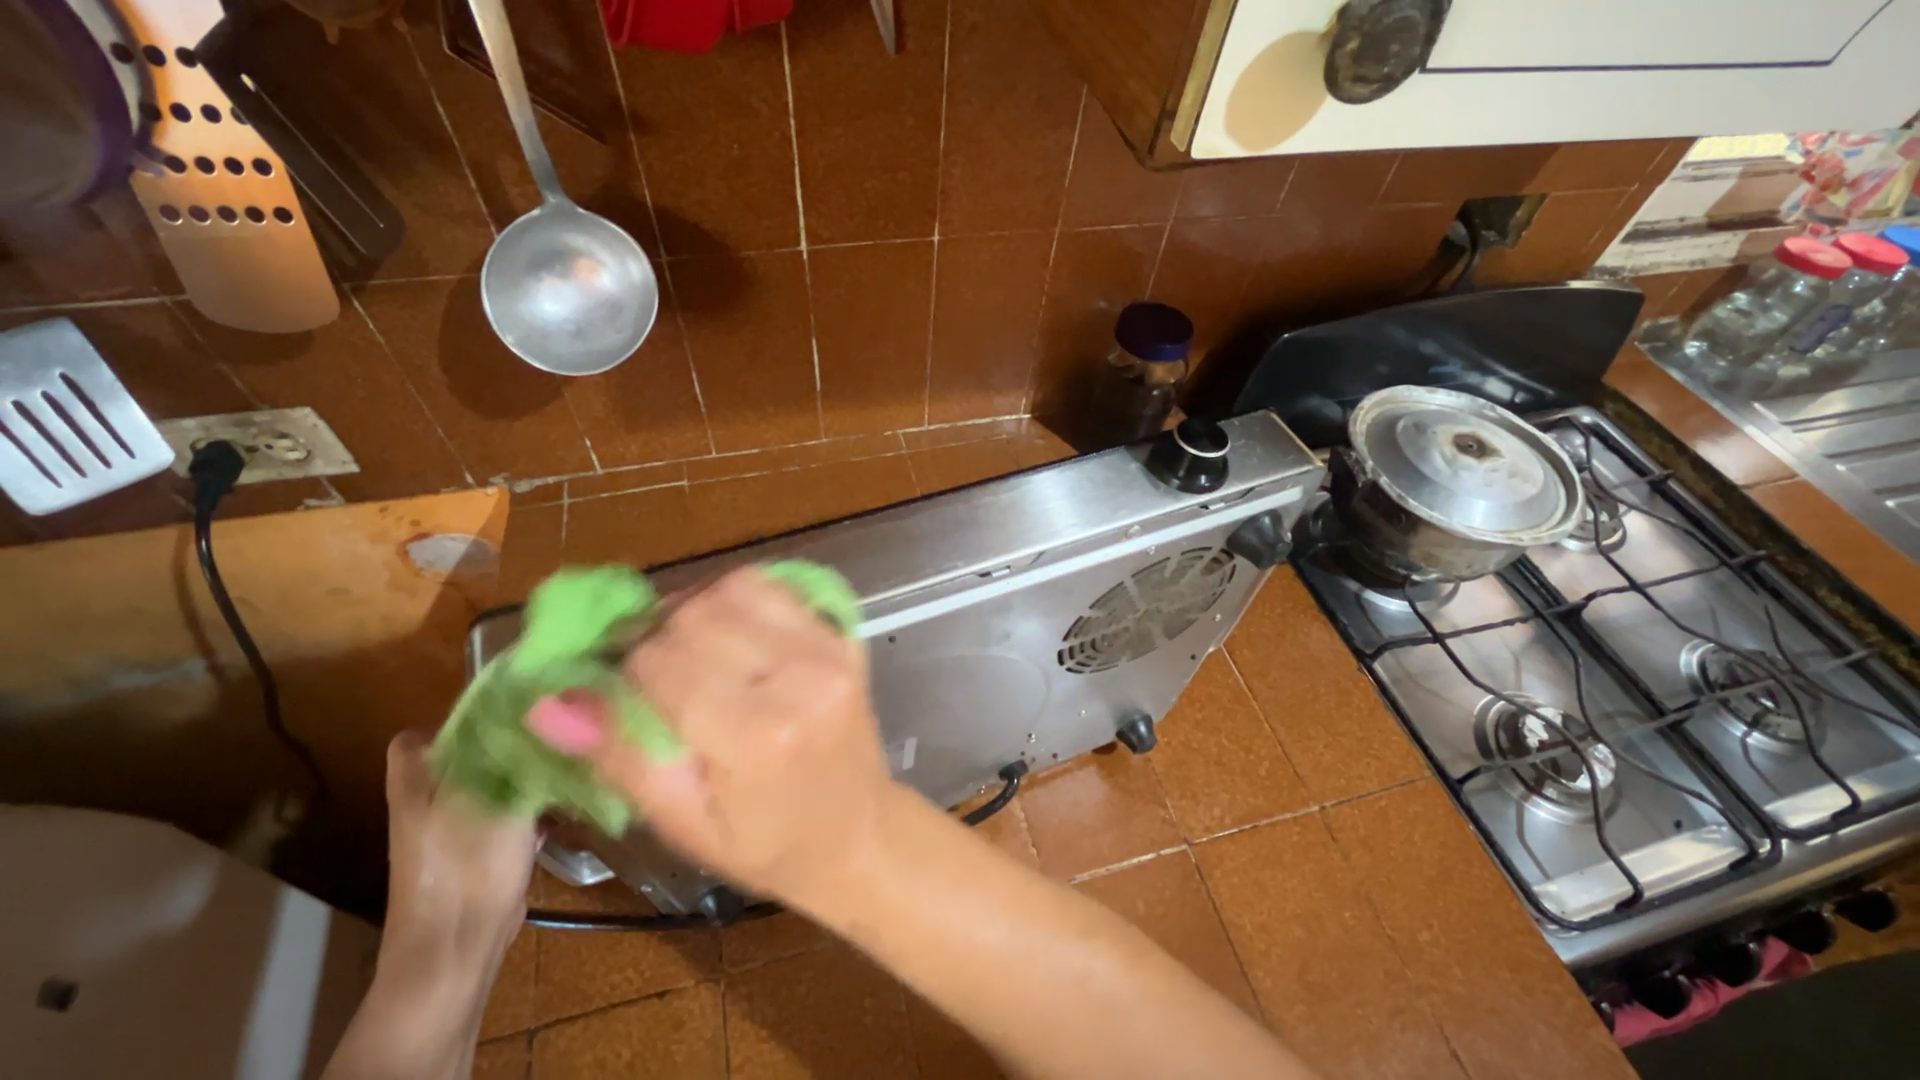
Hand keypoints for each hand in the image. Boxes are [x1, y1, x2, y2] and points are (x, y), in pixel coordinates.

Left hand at [381, 731, 537, 979]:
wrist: (456, 946)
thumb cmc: (467, 867)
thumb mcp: (495, 801)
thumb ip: (515, 758)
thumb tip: (538, 715)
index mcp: (416, 785)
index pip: (418, 737)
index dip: (456, 722)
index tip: (505, 717)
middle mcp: (429, 803)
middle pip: (466, 758)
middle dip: (508, 747)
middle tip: (549, 739)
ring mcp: (454, 830)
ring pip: (492, 786)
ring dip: (527, 779)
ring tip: (565, 772)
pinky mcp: (478, 854)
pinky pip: (507, 817)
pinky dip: (532, 811)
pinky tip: (561, 814)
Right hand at [526, 567, 898, 907]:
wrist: (858, 834)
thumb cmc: (766, 844)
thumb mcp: (683, 824)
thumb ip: (620, 757)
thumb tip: (547, 703)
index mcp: (758, 734)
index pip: (659, 664)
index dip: (625, 675)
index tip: (622, 699)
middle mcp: (800, 676)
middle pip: (692, 617)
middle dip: (657, 643)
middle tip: (655, 681)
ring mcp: (828, 648)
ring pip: (729, 588)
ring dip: (694, 613)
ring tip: (691, 656)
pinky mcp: (841, 634)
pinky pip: (772, 586)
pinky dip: (736, 601)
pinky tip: (731, 640)